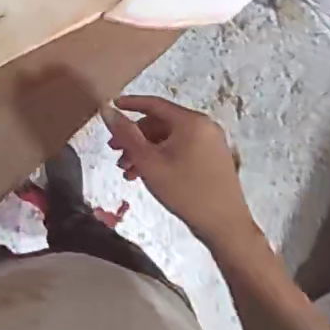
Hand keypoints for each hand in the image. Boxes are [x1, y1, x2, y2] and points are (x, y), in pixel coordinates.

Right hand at [100, 95, 262, 255]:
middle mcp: (204, 127)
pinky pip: (179, 149)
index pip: (154, 104)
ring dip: (144, 151)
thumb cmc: (184, 190)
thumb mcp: (148, 160)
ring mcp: (210, 143)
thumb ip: (125, 133)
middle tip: (115, 152)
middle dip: (133, 137)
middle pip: (159, 124)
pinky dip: (160, 158)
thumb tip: (106, 109)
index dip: (129, 103)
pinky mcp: (212, 158)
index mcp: (191, 122)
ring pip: (167, 139)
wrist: (224, 225)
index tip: (110, 106)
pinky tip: (145, 175)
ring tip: (127, 170)